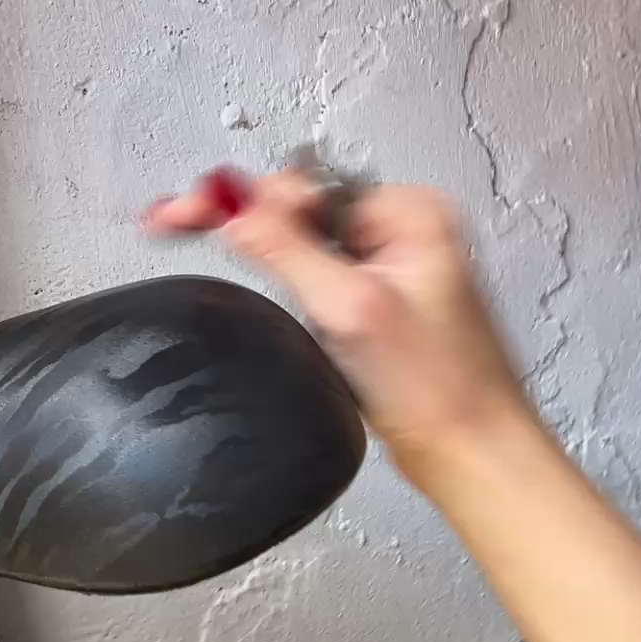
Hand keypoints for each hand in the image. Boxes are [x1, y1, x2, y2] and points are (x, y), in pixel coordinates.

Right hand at [143, 166, 534, 477]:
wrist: (470, 452)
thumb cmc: (439, 388)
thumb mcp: (350, 306)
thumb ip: (284, 249)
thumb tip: (230, 210)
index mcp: (405, 213)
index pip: (297, 189)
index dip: (232, 199)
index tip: (180, 212)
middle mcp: (396, 227)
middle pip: (293, 204)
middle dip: (233, 211)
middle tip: (170, 219)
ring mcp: (381, 260)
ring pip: (296, 232)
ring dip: (247, 234)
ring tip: (187, 223)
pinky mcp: (368, 291)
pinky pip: (308, 260)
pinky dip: (267, 257)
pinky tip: (237, 251)